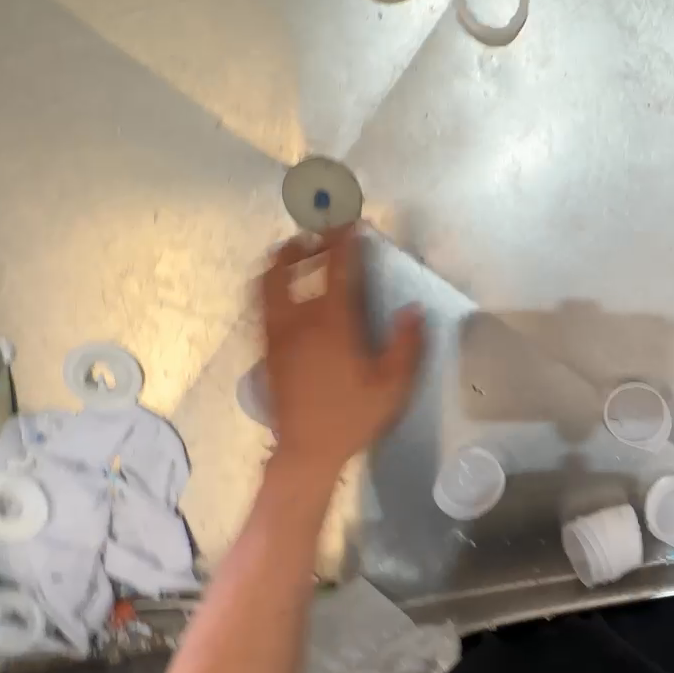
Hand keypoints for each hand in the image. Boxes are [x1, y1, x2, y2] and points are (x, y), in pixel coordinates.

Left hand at [259, 227, 425, 472]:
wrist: (307, 448)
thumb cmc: (353, 417)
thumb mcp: (392, 386)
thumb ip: (405, 345)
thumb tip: (412, 311)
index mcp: (332, 324)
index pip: (336, 269)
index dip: (345, 241)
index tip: (353, 224)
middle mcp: (297, 321)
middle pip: (288, 266)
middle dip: (302, 243)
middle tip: (318, 233)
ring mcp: (276, 334)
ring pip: (266, 283)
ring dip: (279, 261)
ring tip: (293, 252)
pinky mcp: (266, 350)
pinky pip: (261, 305)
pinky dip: (271, 287)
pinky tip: (284, 293)